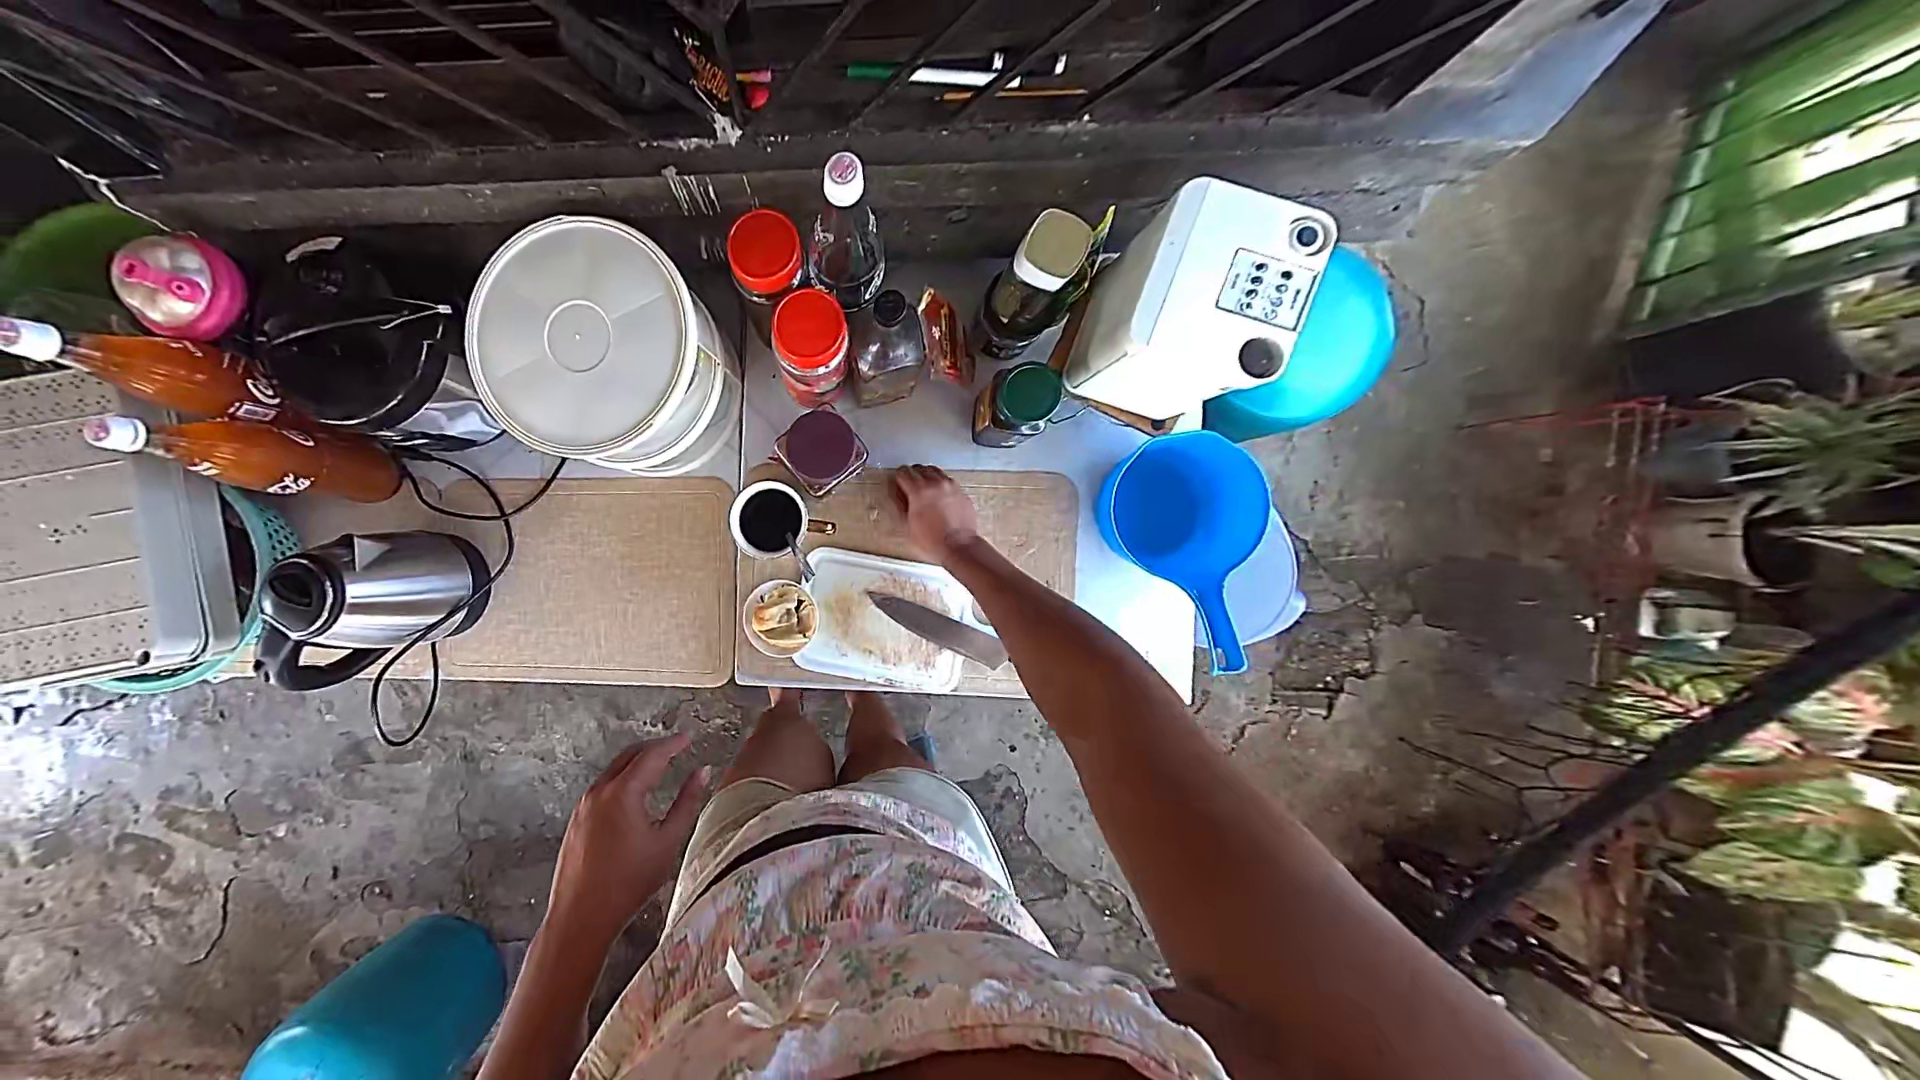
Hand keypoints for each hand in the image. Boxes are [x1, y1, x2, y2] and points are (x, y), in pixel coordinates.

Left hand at [546, 734, 708, 941]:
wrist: (581, 918)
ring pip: (614, 770)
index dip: (673, 743)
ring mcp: (583, 807)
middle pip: (630, 755)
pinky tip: (636, 793)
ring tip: (659, 766)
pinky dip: (623, 778)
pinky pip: (603, 787)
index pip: (652, 755)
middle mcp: (599, 793)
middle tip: (676, 748)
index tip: (688, 738)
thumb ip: (688, 801)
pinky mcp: (576, 821)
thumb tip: (702, 772)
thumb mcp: (669, 840)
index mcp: (623, 793)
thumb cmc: (629, 882)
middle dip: (655, 747)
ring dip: (637, 762)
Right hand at [891, 465, 980, 565]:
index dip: (899, 478)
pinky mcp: (961, 492)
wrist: (959, 546)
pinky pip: (948, 481)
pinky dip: (941, 484)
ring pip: (935, 471)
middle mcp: (936, 484)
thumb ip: (902, 506)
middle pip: (920, 469)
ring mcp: (951, 486)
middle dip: (913, 476)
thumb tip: (899, 495)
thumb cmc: (933, 541)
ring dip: (928, 477)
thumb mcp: (908, 526)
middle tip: (911, 486)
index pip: (903, 472)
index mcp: (919, 491)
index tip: (899, 483)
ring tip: (926, 489)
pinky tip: (940, 496)